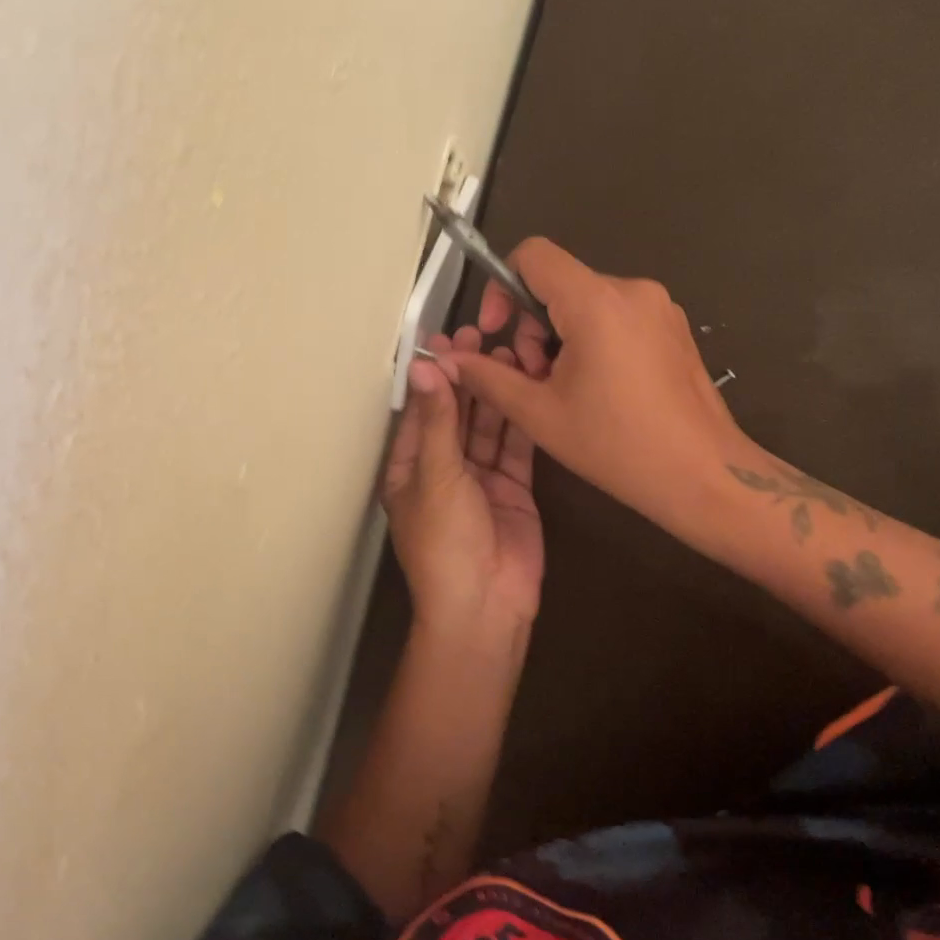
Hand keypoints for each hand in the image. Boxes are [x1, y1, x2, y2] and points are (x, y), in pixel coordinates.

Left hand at [382, 327, 544, 633]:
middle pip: (457, 414)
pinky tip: (530, 384)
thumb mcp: (437, 478)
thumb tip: (424, 367)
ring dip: (498, 392)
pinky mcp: (514, 490)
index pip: (422, 411)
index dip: (436, 376)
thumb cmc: (444, 543)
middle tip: (486, 332)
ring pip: (489, 426)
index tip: (450, 336)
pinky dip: (522, 419)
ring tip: (510, 348)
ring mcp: (481, 479)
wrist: (484, 607)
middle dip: (469, 377)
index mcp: (410, 468)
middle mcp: (444, 469)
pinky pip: (516, 447)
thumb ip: (438, 421)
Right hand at [443, 237, 751, 532]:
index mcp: (596, 302)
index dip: (501, 286)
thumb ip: (488, 377)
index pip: (533, 255)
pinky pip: (615, 318)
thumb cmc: (617, 446)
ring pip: (585, 303)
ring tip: (566, 392)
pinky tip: (598, 391)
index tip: (496, 331)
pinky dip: (592, 343)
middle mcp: (632, 291)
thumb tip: (450, 359)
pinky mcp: (673, 328)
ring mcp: (659, 308)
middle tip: (535, 380)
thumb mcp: (539, 413)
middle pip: (558, 284)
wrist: (704, 476)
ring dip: (560, 340)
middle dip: (532, 327)